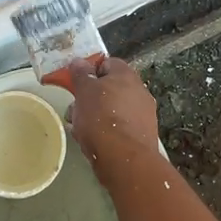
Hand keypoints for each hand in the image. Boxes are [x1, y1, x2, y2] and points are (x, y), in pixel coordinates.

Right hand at [66, 55, 160, 181]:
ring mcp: (144, 114)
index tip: (77, 83)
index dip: (90, 71)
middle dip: (93, 97)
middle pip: (112, 87)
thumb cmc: (101, 118)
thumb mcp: (84, 91)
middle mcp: (140, 91)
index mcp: (126, 75)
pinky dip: (109, 132)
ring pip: (115, 109)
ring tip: (82, 129)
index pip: (107, 63)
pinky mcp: (144, 136)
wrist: (124, 159)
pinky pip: (122, 127)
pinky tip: (96, 142)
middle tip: (76, 108)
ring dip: (99, 115)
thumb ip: (81, 74)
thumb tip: (79, 61)